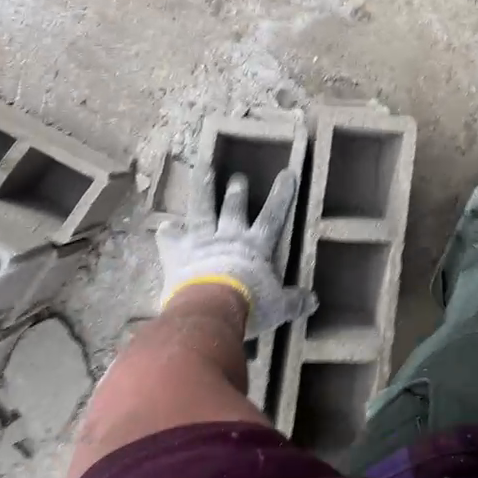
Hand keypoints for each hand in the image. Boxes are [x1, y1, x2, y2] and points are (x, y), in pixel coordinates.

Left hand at [156, 168, 316, 337]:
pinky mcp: (178, 253)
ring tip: (203, 168)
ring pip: (203, 209)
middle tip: (238, 177)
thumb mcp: (278, 308)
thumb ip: (294, 302)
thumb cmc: (249, 306)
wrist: (209, 309)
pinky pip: (171, 240)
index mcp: (256, 246)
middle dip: (237, 191)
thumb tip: (313, 301)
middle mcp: (230, 236)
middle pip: (234, 208)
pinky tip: (164, 226)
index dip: (281, 194)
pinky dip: (168, 233)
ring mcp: (202, 241)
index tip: (288, 173)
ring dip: (203, 188)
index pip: (273, 215)